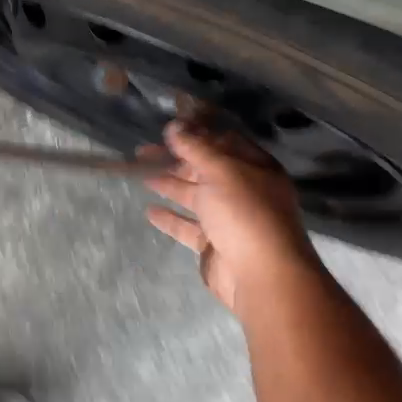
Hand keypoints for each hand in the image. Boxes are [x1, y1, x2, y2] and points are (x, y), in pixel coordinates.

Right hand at [142, 118, 321, 314]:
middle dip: (176, 158)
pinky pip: (188, 225)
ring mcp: (229, 218)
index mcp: (255, 168)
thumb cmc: (244, 213)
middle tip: (143, 151)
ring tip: (140, 173)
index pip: (224, 142)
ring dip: (169, 184)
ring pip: (194, 195)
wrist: (261, 275)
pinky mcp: (214, 243)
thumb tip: (173, 126)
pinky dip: (170, 217)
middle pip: (206, 168)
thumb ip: (195, 147)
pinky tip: (149, 210)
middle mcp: (244, 190)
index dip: (198, 132)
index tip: (167, 127)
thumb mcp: (220, 171)